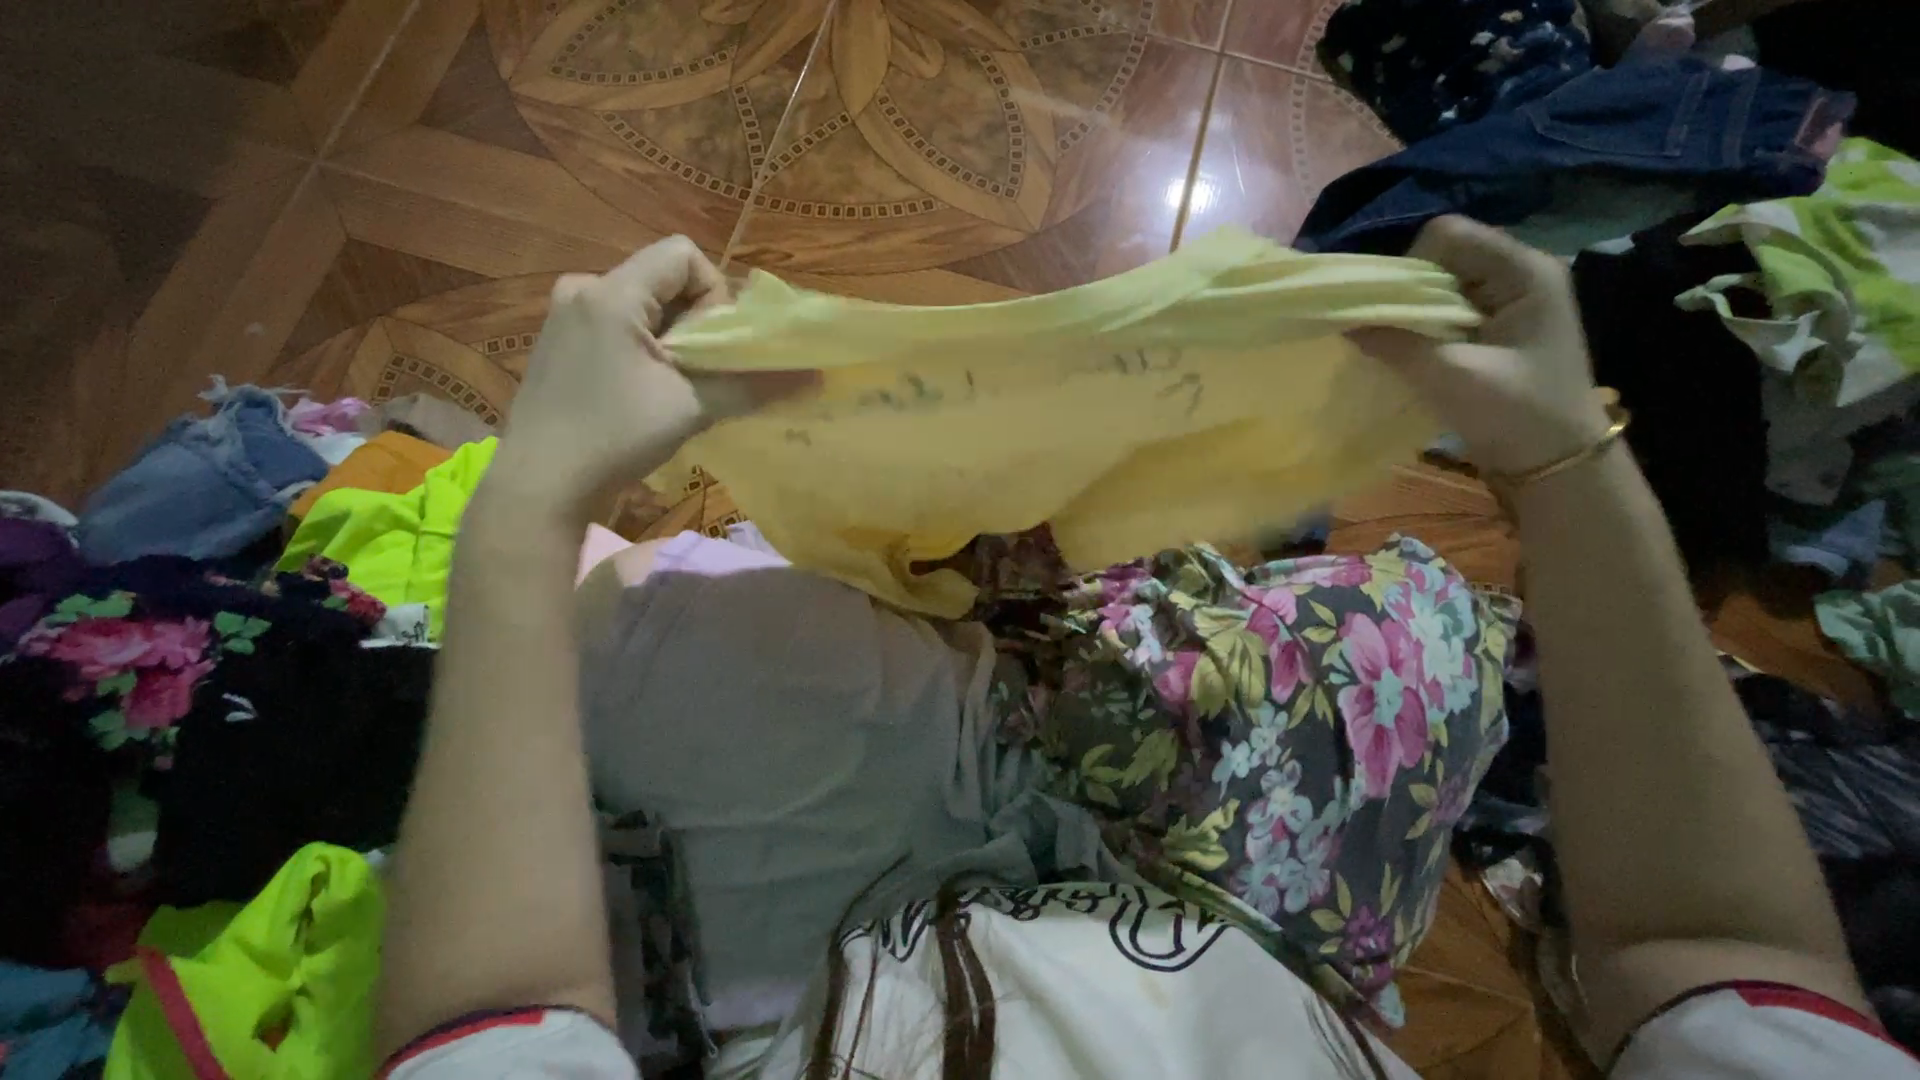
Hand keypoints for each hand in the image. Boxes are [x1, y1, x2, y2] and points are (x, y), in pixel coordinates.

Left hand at [494, 237, 816, 509]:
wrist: (541, 486)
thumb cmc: (614, 437)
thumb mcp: (692, 408)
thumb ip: (753, 384)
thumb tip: (814, 377)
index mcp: (610, 292)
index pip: (683, 254)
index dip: (714, 294)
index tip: (713, 346)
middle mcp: (582, 289)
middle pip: (664, 280)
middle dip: (695, 322)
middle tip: (699, 374)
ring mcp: (565, 317)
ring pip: (644, 307)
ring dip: (672, 341)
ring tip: (672, 389)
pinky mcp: (560, 344)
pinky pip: (620, 326)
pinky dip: (645, 351)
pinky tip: (642, 395)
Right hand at [1349, 216, 1611, 474]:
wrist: (1558, 463)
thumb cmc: (1517, 414)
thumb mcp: (1451, 377)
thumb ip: (1396, 344)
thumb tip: (1343, 321)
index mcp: (1524, 271)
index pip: (1448, 235)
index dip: (1412, 266)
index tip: (1400, 312)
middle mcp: (1519, 272)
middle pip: (1443, 255)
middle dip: (1410, 292)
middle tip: (1401, 335)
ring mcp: (1510, 299)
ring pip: (1441, 284)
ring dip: (1415, 313)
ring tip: (1412, 348)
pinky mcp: (1498, 325)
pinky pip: (1448, 307)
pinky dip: (1425, 326)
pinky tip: (1423, 354)